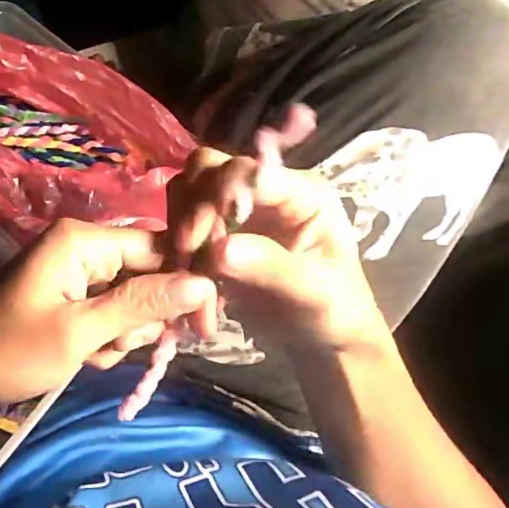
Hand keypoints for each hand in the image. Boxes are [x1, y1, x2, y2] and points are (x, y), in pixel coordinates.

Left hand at [0, 219, 215, 409]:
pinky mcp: (70, 295)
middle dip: (143, 317)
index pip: (160, 247)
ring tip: (91, 354)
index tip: (205, 329)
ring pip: (132, 299)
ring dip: (123, 334)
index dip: (188, 283)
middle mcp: (82, 246)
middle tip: (117, 347)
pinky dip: (105, 338)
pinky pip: (109, 312)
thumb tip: (203, 283)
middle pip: (148, 274)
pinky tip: (83, 357)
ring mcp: (75, 271)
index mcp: (82, 240)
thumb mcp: (79, 332)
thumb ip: (141, 305)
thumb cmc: (8, 351)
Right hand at [167, 146, 385, 353]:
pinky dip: (175, 256)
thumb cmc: (333, 310)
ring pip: (185, 194)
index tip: (197, 241)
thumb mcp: (314, 293)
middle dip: (190, 213)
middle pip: (206, 170)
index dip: (217, 196)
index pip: (247, 171)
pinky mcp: (214, 228)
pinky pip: (178, 226)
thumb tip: (221, 249)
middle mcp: (262, 188)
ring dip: (178, 236)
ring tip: (190, 282)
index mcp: (299, 191)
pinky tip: (189, 290)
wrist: (321, 338)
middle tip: (186, 259)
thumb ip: (272, 267)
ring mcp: (234, 205)